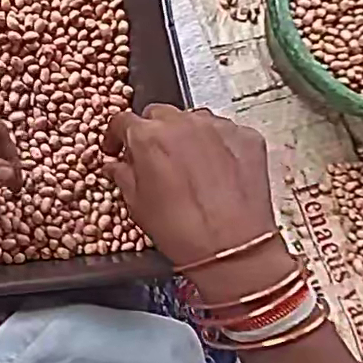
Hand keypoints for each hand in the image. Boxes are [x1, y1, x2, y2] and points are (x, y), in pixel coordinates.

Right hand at [100, 105, 292, 300]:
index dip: (116, 135)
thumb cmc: (181, 229)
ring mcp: (217, 127)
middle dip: (151, 131)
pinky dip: (214, 144)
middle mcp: (182, 124)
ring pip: (191, 119)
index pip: (123, 121)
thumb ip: (123, 175)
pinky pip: (223, 131)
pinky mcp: (246, 137)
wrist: (232, 248)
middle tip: (151, 156)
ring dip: (183, 134)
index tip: (116, 147)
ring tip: (185, 162)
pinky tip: (213, 169)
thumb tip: (116, 166)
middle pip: (158, 114)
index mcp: (148, 137)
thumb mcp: (136, 204)